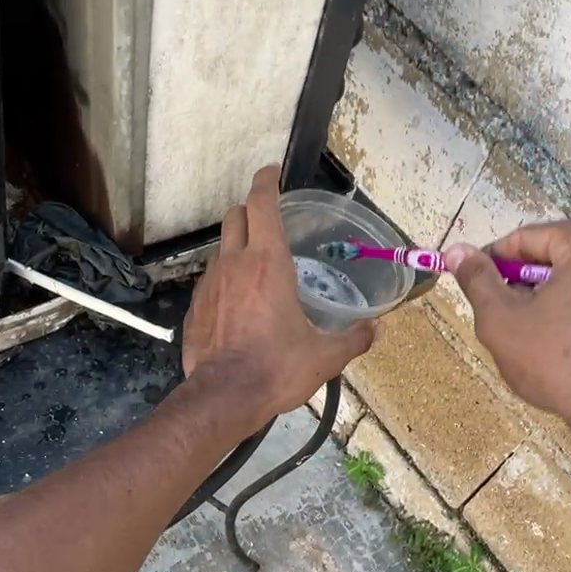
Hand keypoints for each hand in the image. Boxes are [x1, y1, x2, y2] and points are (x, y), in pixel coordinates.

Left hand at [182, 166, 374, 433]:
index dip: (266, 181)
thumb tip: (377, 331)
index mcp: (268, 263)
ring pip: (220, 250)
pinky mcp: (193, 310)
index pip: (262, 202)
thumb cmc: (277, 369)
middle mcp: (234, 264)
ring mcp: (209, 285)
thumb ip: (353, 339)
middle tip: (266, 221)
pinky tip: (234, 305)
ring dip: (235, 248)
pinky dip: (222, 283)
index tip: (272, 173)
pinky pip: (208, 283)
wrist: (224, 398)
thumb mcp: (325, 357)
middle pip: (235, 216)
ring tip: (253, 269)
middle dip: (249, 210)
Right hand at [444, 218, 570, 459]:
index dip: (491, 265)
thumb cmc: (558, 363)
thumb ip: (477, 281)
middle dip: (524, 285)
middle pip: (554, 255)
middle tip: (506, 322)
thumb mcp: (502, 322)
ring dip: (549, 299)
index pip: (524, 239)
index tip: (474, 290)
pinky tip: (566, 345)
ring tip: (535, 338)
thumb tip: (456, 251)